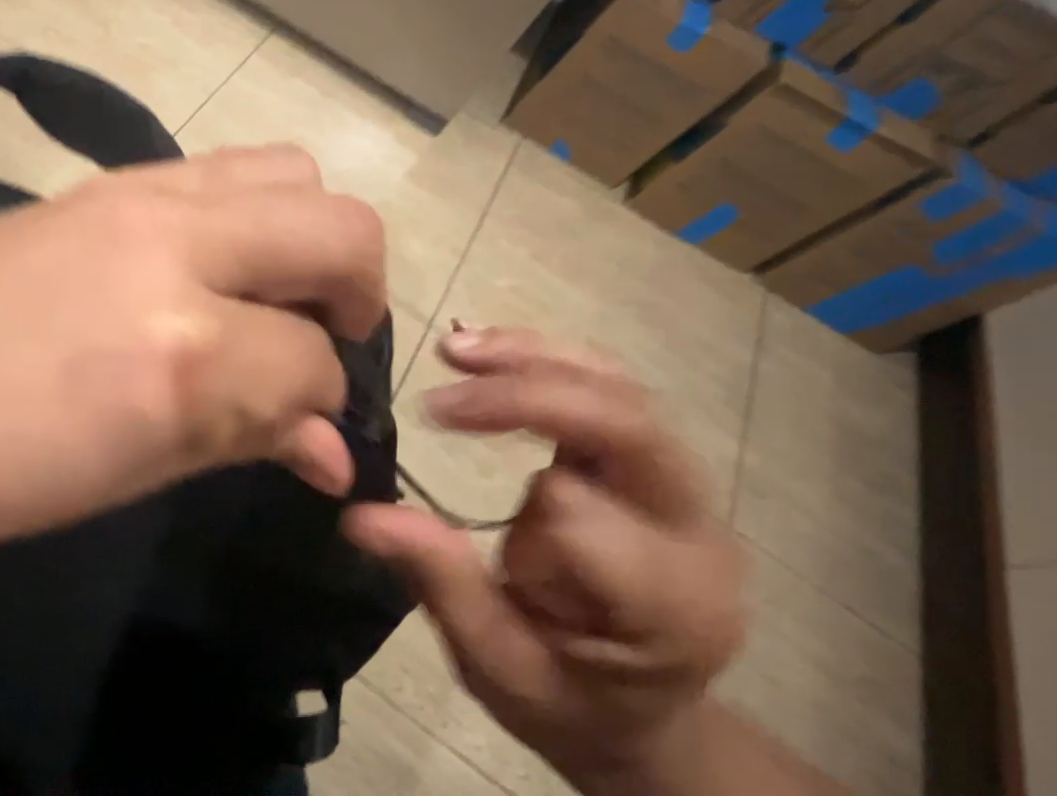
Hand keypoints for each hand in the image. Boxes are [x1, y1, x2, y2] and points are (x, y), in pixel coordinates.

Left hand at [0, 144, 387, 563]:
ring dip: (305, 235)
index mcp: (181, 351)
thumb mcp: (126, 477)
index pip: (316, 360)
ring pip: (287, 171)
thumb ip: (244, 441)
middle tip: (323, 338)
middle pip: (340, 228)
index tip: (301, 426)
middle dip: (358, 291)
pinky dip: (242, 215)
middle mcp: (174, 248)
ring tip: (269, 291)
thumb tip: (331, 446)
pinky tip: (201, 267)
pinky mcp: (95, 180)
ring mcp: (133, 197)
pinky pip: (214, 170)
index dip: (323, 403)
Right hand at [344, 327, 745, 782]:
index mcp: (672, 605)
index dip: (527, 523)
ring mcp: (683, 489)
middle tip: (438, 402)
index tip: (455, 534)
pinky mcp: (652, 462)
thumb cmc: (566, 703)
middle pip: (626, 430)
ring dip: (536, 360)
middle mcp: (694, 530)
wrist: (637, 709)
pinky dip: (547, 359)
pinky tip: (489, 347)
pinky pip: (609, 390)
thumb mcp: (498, 667)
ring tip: (459, 348)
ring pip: (622, 392)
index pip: (594, 526)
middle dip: (528, 401)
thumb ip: (442, 583)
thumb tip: (361, 516)